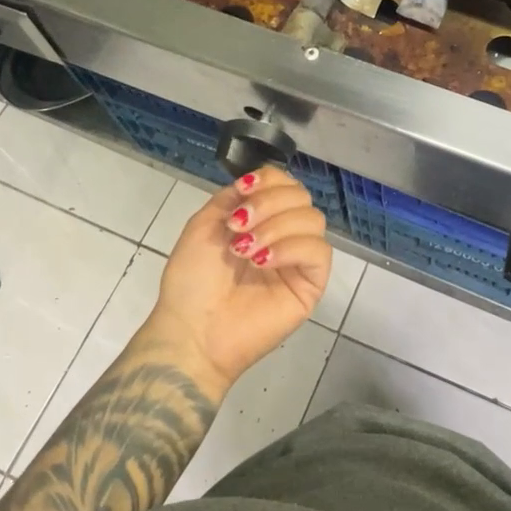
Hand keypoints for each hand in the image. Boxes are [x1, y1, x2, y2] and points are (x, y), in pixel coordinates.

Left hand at [144, 167, 333, 387]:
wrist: (192, 330)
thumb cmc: (191, 281)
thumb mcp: (203, 226)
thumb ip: (231, 198)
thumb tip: (255, 183)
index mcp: (260, 220)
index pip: (284, 184)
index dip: (268, 180)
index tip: (243, 192)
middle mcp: (283, 235)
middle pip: (301, 196)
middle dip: (269, 203)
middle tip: (239, 227)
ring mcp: (298, 260)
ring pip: (313, 219)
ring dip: (276, 226)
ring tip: (245, 250)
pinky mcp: (311, 285)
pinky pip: (319, 252)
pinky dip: (291, 247)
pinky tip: (263, 260)